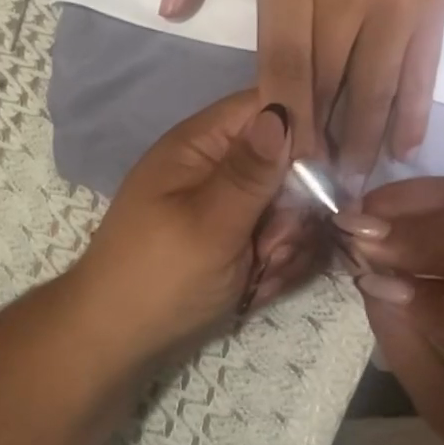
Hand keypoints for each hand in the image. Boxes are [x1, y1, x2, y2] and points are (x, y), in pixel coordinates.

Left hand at [68, 93, 292, 361]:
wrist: (115, 339)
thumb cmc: (157, 275)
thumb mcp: (209, 223)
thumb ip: (251, 171)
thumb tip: (280, 110)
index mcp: (199, 144)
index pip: (264, 105)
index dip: (303, 128)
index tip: (328, 171)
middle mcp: (214, 165)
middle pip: (287, 163)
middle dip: (294, 209)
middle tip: (272, 246)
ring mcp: (225, 204)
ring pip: (289, 208)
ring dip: (287, 245)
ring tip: (260, 272)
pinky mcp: (234, 239)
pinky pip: (277, 240)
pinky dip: (275, 265)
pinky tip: (257, 289)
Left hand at [162, 0, 443, 169]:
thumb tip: (168, 11)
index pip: (281, 61)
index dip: (280, 114)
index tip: (275, 156)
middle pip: (327, 84)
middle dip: (319, 140)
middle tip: (311, 188)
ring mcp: (391, 9)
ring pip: (374, 89)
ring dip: (364, 140)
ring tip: (352, 181)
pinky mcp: (429, 13)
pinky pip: (419, 74)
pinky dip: (412, 114)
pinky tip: (405, 147)